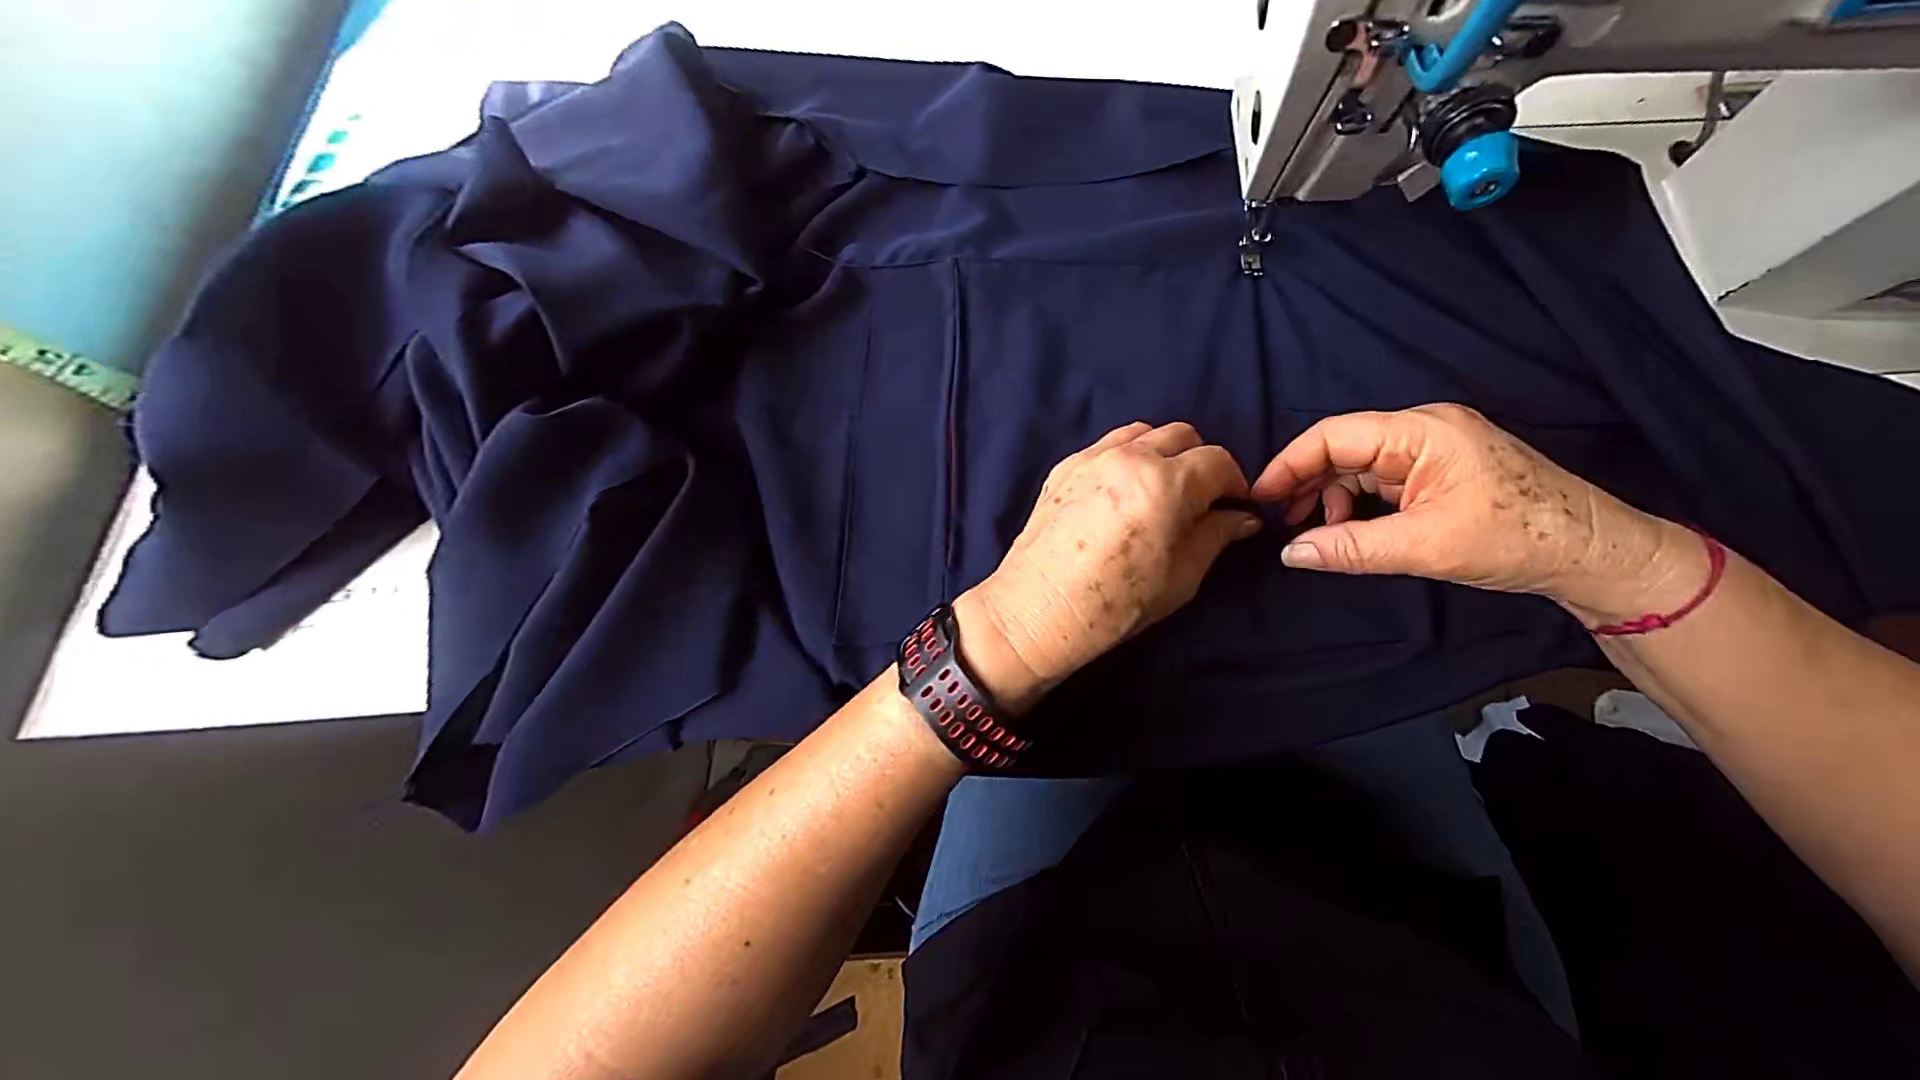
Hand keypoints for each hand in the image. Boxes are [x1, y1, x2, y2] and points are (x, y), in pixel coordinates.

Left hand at [955, 422, 1261, 709]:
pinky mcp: (1064, 468)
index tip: (1233, 506)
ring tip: (1160, 493)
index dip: (1233, 483)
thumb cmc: (1113, 605)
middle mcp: (1128, 458)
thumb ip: (1215, 537)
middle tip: (1199, 500)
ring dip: (1161, 454)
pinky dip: (1126, 458)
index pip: (1217, 461)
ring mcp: (1091, 458)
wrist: (1036, 612)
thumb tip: (1240, 518)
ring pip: (1142, 433)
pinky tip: (1123, 494)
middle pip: (1182, 435)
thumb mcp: (1180, 578)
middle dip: (1199, 462)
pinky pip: (1107, 446)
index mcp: (1164, 483)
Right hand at [1250, 404, 1709, 624]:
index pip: (1333, 436)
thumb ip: (1348, 548)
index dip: (1289, 464)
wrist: (1595, 553)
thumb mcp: (1422, 548)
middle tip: (1278, 517)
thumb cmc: (1519, 540)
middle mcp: (1422, 430)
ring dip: (1327, 493)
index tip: (1260, 495)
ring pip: (1355, 463)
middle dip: (1305, 480)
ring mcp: (1430, 448)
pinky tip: (1344, 525)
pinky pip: (1376, 477)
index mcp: (1422, 432)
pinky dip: (1352, 500)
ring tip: (1311, 528)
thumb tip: (1289, 553)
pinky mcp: (1435, 469)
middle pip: (1340, 446)